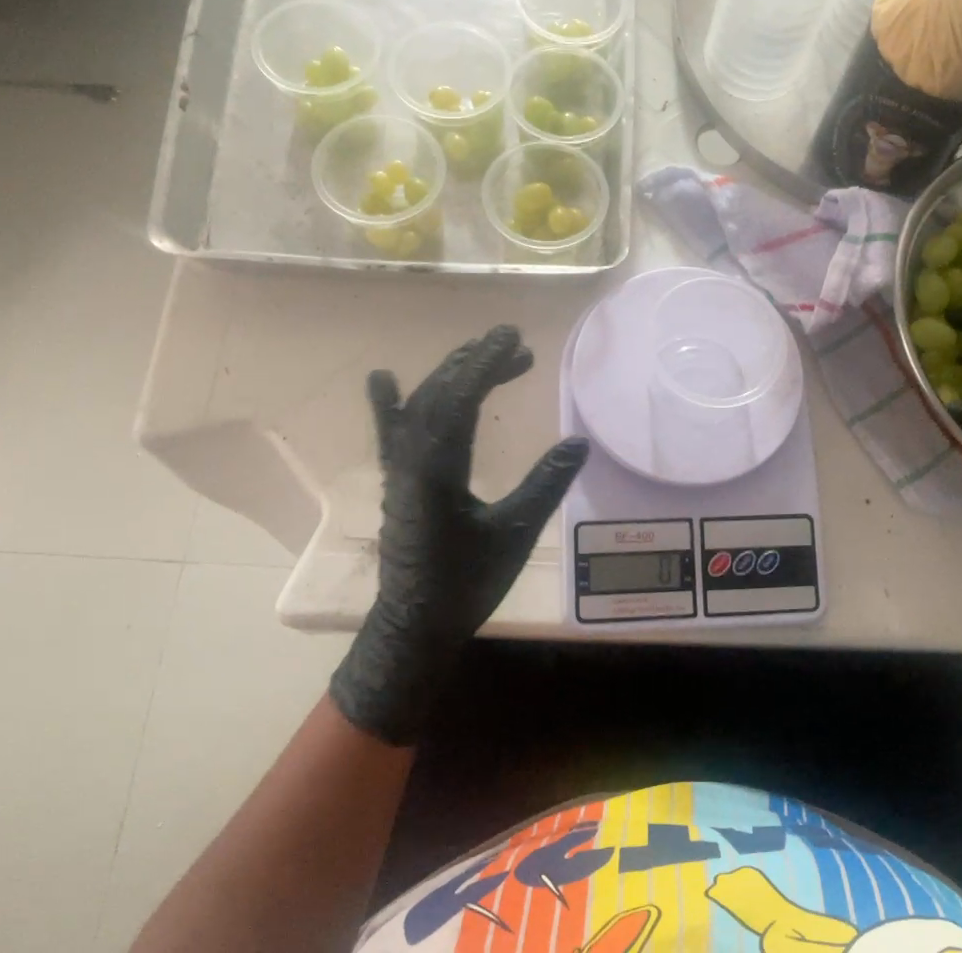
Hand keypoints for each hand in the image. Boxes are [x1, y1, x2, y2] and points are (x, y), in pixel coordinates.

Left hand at [330, 326, 588, 744]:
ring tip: (483, 356)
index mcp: (439, 467)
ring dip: (450, 376)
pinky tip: (383, 380)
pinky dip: (392, 404)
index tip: (512, 337)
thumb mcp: (514, 533)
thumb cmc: (467, 583)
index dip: (487, 363)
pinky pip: (393, 432)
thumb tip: (578, 442)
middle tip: (516, 347)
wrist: (415, 624)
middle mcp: (412, 458)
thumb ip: (545, 484)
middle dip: (477, 362)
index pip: (461, 397)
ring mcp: (399, 468)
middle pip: (441, 392)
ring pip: (420, 406)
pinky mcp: (397, 481)